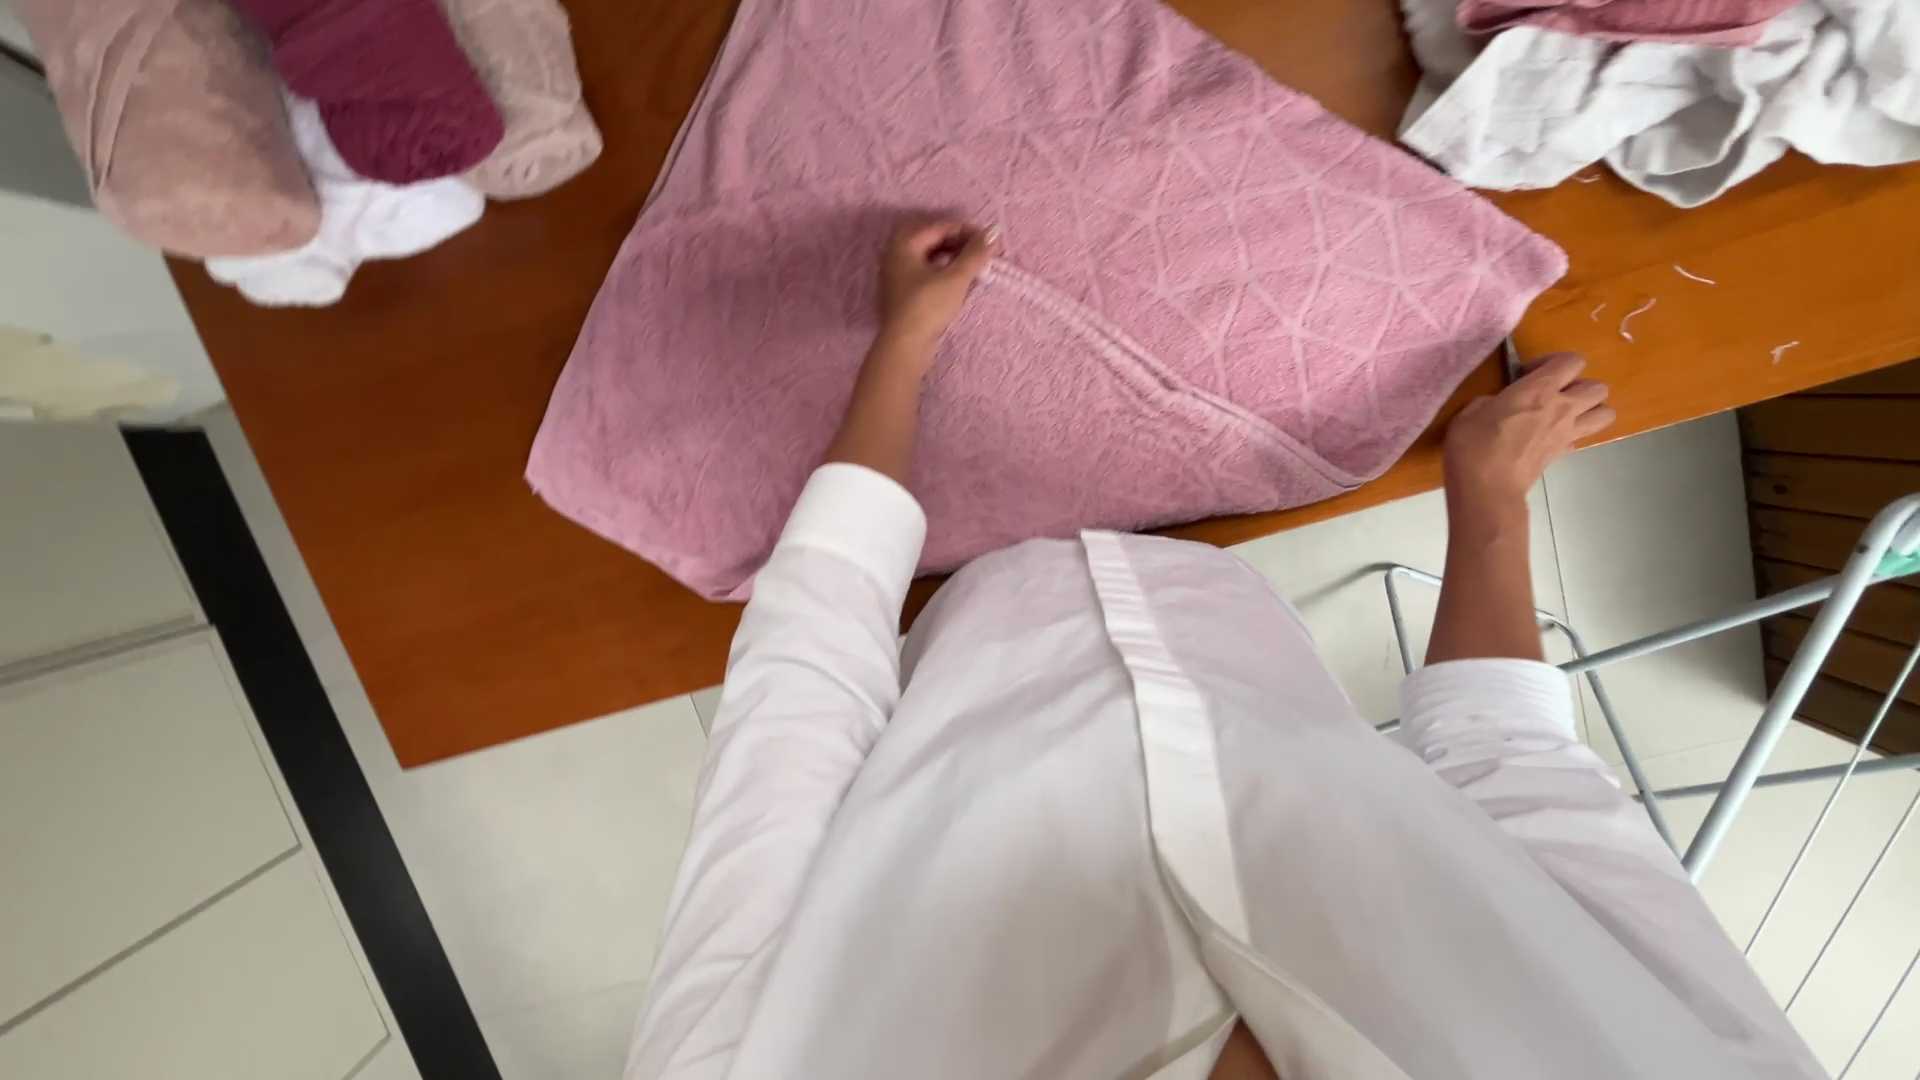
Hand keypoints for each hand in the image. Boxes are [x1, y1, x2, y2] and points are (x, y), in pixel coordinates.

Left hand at [875, 220, 997, 364]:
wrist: (905, 347)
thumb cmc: (928, 307)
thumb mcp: (956, 278)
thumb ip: (975, 253)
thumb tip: (994, 232)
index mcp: (903, 246)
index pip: (938, 228)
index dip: (965, 231)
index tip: (988, 241)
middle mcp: (894, 257)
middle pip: (930, 240)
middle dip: (955, 242)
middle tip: (976, 250)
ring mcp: (896, 278)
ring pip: (926, 258)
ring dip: (949, 258)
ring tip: (970, 267)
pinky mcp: (902, 297)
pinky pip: (923, 275)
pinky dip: (941, 273)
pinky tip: (956, 283)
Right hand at [1444, 352, 1614, 515]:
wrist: (1487, 488)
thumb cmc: (1472, 446)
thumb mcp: (1468, 414)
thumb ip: (1490, 402)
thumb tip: (1497, 404)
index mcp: (1539, 390)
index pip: (1571, 361)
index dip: (1553, 361)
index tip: (1529, 373)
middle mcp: (1562, 407)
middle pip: (1598, 386)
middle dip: (1578, 386)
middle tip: (1552, 394)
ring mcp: (1567, 432)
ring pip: (1606, 412)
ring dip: (1589, 410)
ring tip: (1563, 414)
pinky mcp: (1563, 453)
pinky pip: (1581, 438)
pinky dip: (1570, 435)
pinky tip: (1549, 439)